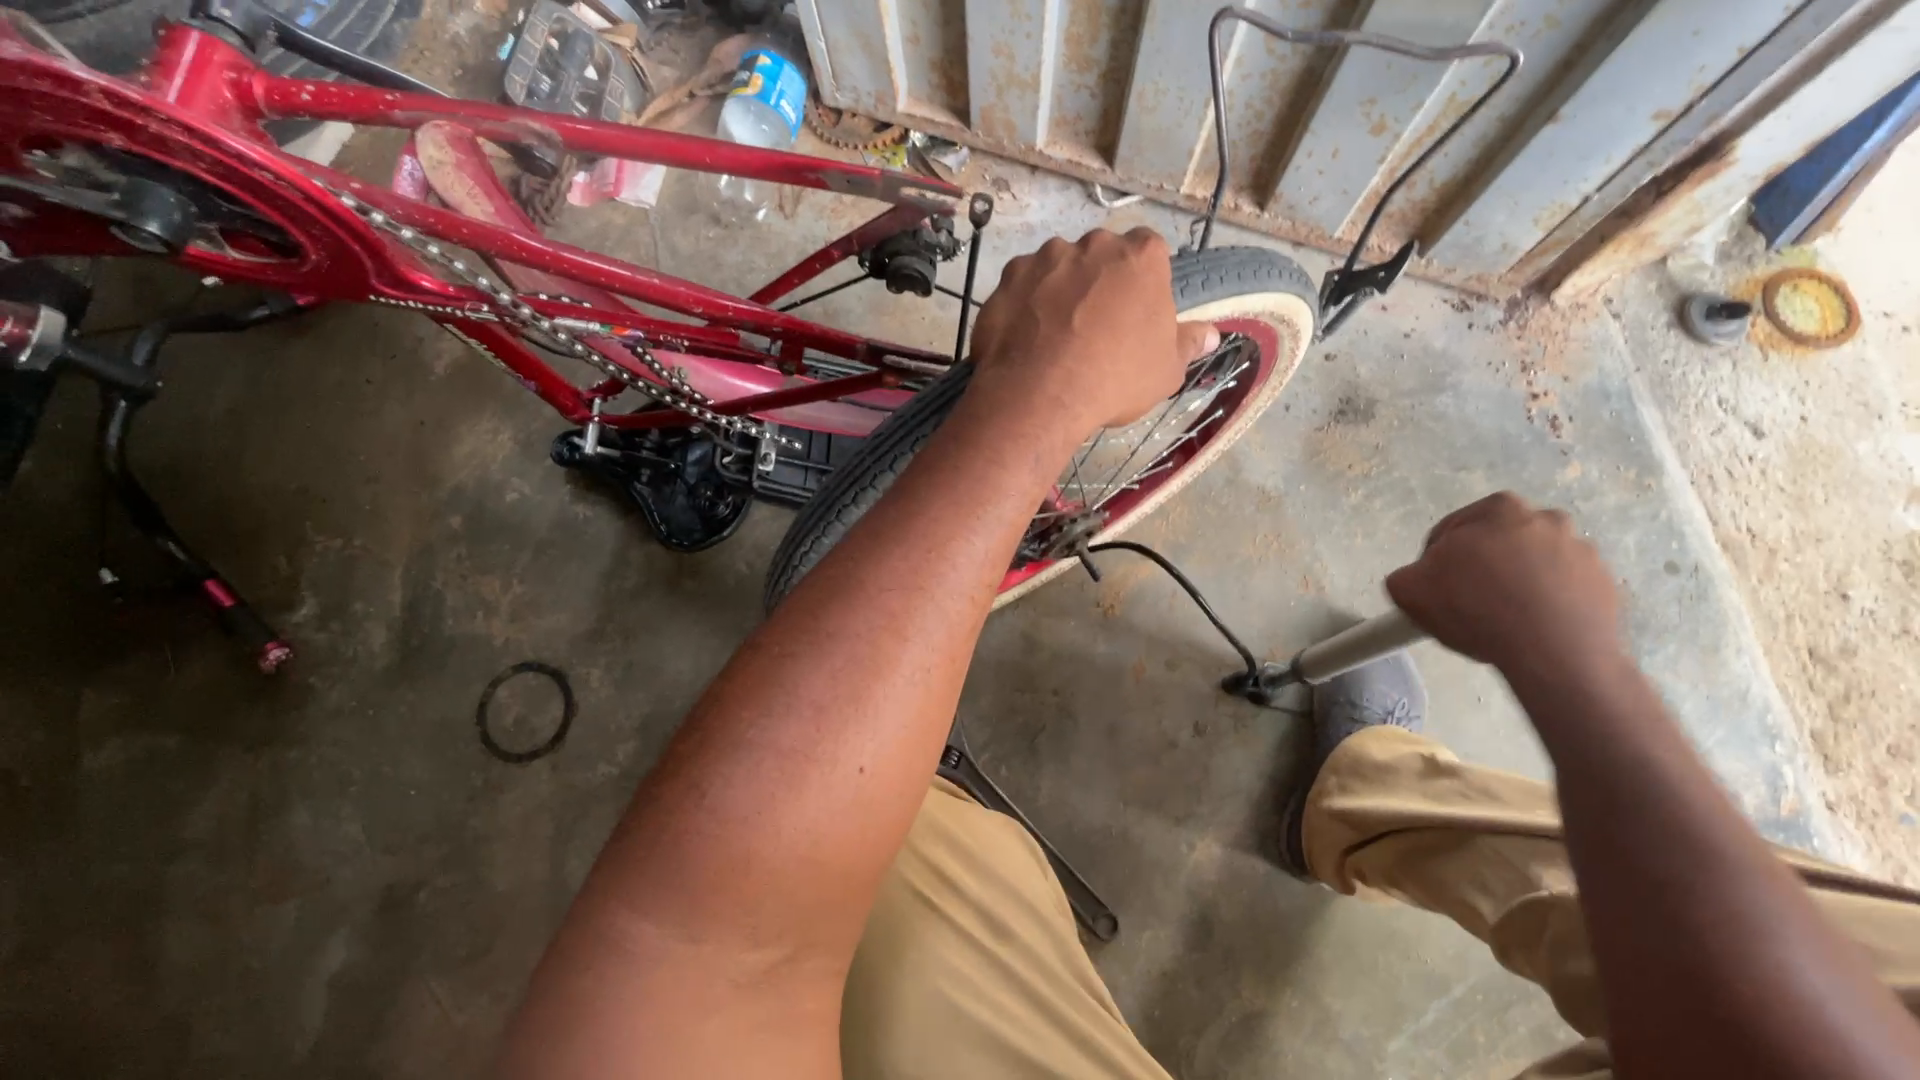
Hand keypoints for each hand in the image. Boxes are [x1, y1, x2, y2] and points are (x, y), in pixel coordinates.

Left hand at [966, 228, 1219, 432]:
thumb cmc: (1115, 379)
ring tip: (1054, 336)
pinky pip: (1022, 286)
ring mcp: (1046, 256)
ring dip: (1059, 291)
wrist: (1040, 393)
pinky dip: (1023, 305)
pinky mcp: (1008, 276)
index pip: (1148, 252)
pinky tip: (1025, 338)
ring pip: (1058, 268)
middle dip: (1097, 282)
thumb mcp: (1166, 370)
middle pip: (1100, 256)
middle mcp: (1093, 244)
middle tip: (1093, 327)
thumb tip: (1212, 333)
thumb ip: (1187, 343)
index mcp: (1141, 256)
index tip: (1133, 311)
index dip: (1140, 282)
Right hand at [1386, 493, 1624, 679]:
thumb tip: (1419, 579)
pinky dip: (1549, 602)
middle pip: (1496, 544)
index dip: (1436, 562)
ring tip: (1504, 619)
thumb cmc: (1476, 609)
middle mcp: (1546, 518)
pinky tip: (1533, 627)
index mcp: (1498, 508)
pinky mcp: (1604, 582)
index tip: (1436, 590)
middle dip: (1482, 567)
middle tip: (1468, 603)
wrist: (1553, 652)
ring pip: (1533, 565)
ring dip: (1518, 583)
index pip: (1451, 531)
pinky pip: (1564, 588)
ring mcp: (1581, 549)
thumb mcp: (1409, 590)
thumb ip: (1405, 575)